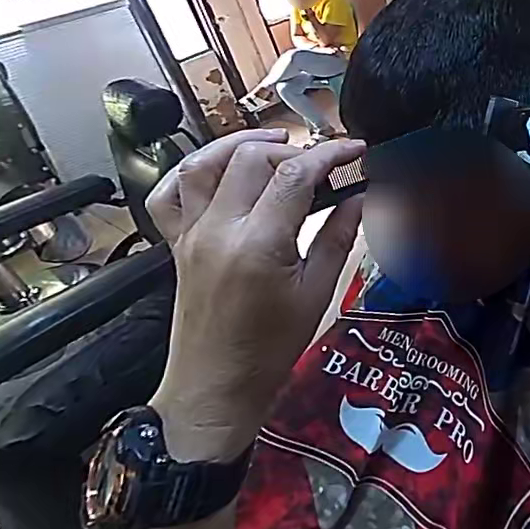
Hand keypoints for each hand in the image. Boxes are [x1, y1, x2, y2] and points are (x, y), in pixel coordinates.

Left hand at [145, 129, 365, 460]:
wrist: (215, 386)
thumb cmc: (273, 346)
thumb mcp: (318, 291)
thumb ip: (339, 236)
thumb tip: (360, 196)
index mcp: (260, 244)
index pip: (295, 174)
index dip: (331, 153)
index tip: (356, 149)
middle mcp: (218, 230)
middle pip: (251, 158)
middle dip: (295, 147)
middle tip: (325, 159)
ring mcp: (190, 234)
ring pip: (204, 163)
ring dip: (241, 143)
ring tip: (277, 142)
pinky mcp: (176, 243)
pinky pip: (170, 193)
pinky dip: (193, 169)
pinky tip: (221, 167)